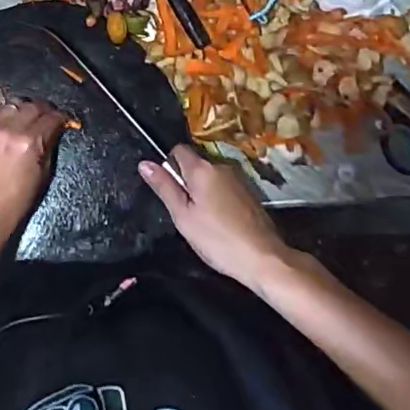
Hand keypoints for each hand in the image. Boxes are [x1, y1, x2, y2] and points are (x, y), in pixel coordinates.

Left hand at [0, 98, 68, 233]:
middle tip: (52, 117)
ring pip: (16, 103)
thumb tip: (54, 131)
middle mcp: (12, 129)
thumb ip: (49, 146)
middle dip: (46, 109)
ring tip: (33, 117)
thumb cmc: (19, 199)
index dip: (62, 117)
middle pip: (34, 105)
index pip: (52, 117)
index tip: (66, 120)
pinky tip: (16, 124)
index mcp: (30, 141)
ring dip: (28, 108)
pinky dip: (13, 115)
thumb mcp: (44, 174)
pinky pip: (2, 113)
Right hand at [141, 145, 292, 289]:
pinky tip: (223, 224)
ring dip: (204, 192)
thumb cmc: (218, 239)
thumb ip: (164, 187)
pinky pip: (226, 188)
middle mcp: (221, 166)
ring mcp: (239, 179)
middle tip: (186, 212)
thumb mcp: (183, 216)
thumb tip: (144, 163)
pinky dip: (220, 199)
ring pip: (211, 178)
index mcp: (201, 169)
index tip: (171, 190)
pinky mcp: (250, 193)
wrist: (264, 259)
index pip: (178, 149)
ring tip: (205, 222)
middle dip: (187, 182)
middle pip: (195, 164)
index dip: (169, 165)